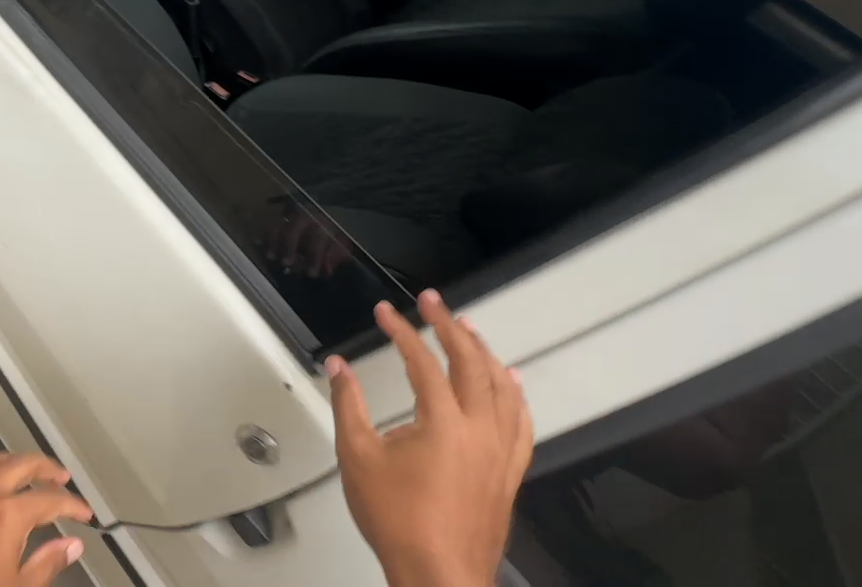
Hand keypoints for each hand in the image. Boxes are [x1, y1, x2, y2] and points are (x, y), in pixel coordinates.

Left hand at [0, 451, 93, 586]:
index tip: (85, 514)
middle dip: (46, 468)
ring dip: (14, 463)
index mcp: (8, 513)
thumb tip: (72, 544)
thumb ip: (46, 563)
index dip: (72, 505)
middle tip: (62, 477)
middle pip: (22, 465)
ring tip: (28, 472)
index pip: (50, 501)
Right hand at [326, 291, 532, 586]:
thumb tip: (338, 366)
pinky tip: (510, 382)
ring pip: (502, 389)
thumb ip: (348, 402)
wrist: (437, 575)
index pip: (423, 361)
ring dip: (484, 352)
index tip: (386, 313)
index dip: (403, 331)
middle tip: (432, 302)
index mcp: (442, 423)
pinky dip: (515, 396)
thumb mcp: (356, 454)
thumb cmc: (396, 518)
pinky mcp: (509, 473)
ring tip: (468, 328)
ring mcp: (500, 453)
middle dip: (450, 326)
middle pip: (471, 364)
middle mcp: (479, 431)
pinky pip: (522, 424)